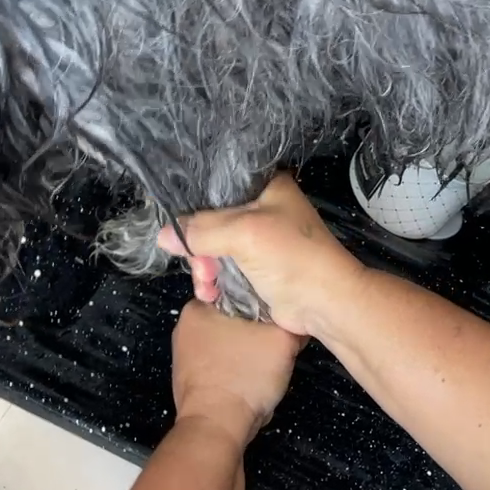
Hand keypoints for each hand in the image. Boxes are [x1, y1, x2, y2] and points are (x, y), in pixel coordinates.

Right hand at [156, 172, 366, 336]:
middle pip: (211, 222)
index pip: (217, 187)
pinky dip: (215, 282)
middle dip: (199, 248)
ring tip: (206, 286)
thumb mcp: (242, 233)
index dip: (194, 205)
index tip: (179, 226)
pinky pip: (226, 271)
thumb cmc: (292, 257)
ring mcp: (261, 243)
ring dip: (204, 269)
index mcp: (265, 188)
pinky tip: (211, 293)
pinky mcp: (259, 271)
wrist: (325, 301)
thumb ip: (200, 231)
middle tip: (200, 267)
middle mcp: (262, 211)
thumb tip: (164, 236)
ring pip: (215, 250)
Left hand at [170, 299, 304, 446]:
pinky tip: (251, 382)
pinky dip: (238, 372)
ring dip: (249, 353)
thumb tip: (299, 322)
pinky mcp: (192, 381)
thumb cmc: (244, 377)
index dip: (264, 302)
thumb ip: (292, 324)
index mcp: (197, 307)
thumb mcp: (282, 342)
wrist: (217, 427)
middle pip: (235, 319)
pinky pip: (223, 366)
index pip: (238, 290)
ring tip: (266, 365)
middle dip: (257, 331)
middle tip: (277, 343)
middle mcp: (185, 328)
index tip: (280, 316)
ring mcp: (185, 357)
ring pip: (230, 344)